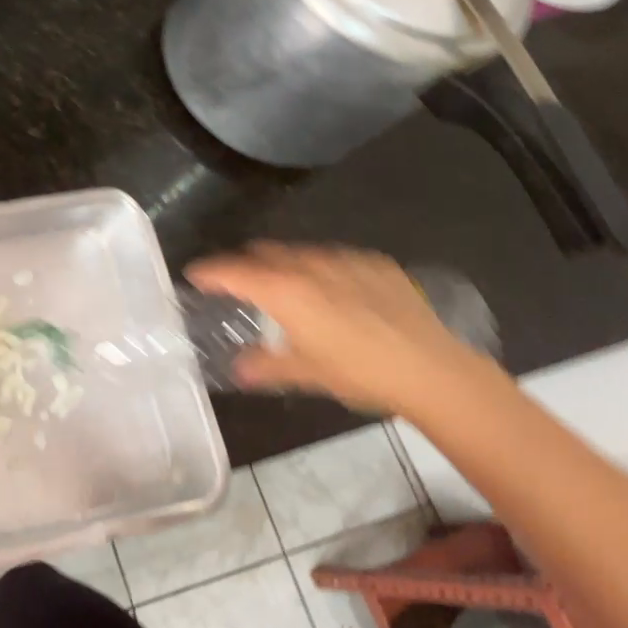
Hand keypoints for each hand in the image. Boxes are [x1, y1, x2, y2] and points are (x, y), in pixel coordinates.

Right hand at [185, 243, 505, 417]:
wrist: (432, 369)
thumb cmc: (359, 373)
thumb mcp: (305, 374)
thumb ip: (266, 366)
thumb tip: (239, 367)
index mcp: (284, 291)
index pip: (233, 271)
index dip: (210, 272)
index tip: (195, 275)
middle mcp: (309, 266)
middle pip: (264, 253)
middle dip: (245, 264)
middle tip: (237, 283)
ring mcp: (345, 260)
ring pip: (300, 253)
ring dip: (284, 265)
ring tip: (286, 287)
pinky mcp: (376, 264)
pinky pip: (335, 259)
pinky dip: (321, 269)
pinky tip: (334, 292)